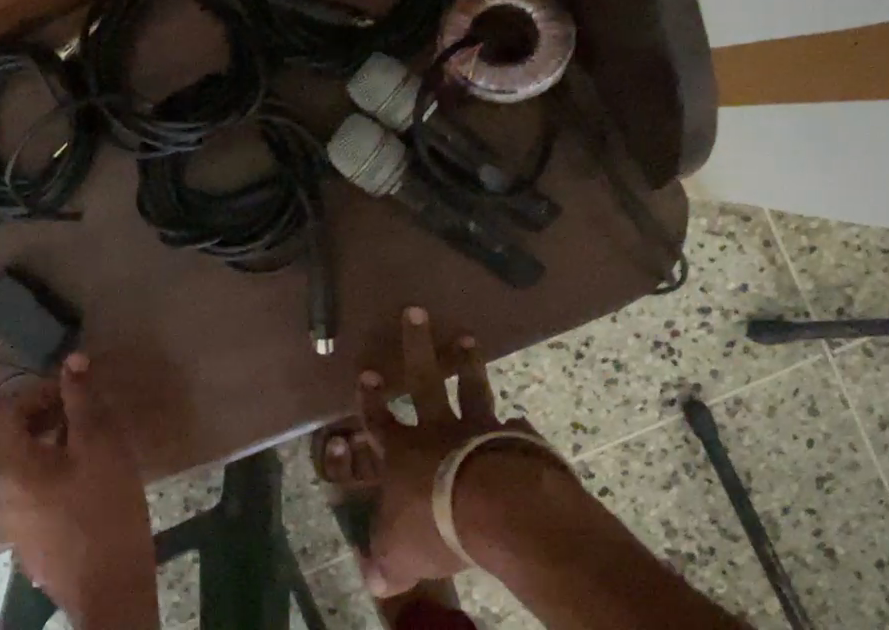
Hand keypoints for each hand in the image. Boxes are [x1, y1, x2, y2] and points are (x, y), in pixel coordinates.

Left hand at [0, 354, 158, 629]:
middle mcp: (1, 493)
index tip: (73, 392)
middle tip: (86, 416)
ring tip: (93, 449)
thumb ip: (82, 400)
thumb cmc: (104, 510)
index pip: (8, 409)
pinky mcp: (32, 545)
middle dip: (49, 418)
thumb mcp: (100, 444)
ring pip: (27, 468)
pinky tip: (90, 486)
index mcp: (11, 465)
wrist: (111, 593)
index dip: (39, 391)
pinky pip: (36, 495)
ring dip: (54, 447)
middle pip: (15, 438)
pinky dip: (55, 477)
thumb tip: (72, 359)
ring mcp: (13, 523)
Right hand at [356, 306, 563, 595]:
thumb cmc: (434, 522)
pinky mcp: (516, 440)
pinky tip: (521, 417)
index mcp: (403, 450)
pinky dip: (517, 423)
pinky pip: (516, 426)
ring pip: (471, 388)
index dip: (370, 398)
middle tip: (416, 311)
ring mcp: (479, 430)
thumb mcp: (401, 552)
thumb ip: (387, 560)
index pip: (378, 419)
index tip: (367, 371)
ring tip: (469, 337)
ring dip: (469, 363)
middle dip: (416, 346)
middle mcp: (438, 429)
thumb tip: (372, 578)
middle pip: (423, 380)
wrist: (495, 509)